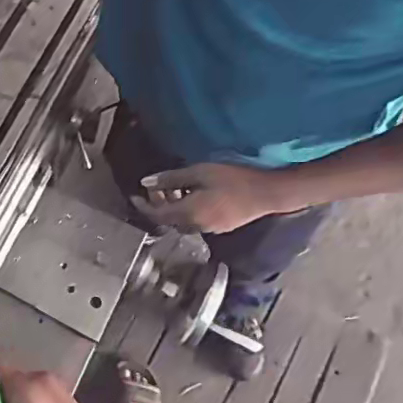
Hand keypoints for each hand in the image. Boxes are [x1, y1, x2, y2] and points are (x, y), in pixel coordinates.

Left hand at [132, 163, 313, 234]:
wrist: (269, 193)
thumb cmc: (233, 179)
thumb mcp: (199, 173)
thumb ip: (171, 179)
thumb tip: (146, 182)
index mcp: (188, 214)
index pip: (156, 215)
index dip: (143, 206)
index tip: (133, 196)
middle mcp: (196, 226)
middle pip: (168, 220)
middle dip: (157, 205)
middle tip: (154, 187)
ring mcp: (210, 229)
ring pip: (182, 221)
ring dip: (172, 207)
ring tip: (173, 188)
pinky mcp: (221, 227)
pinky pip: (195, 221)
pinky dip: (186, 210)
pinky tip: (192, 195)